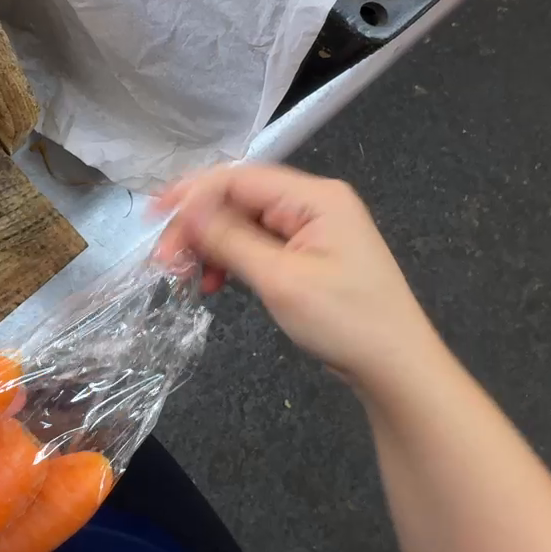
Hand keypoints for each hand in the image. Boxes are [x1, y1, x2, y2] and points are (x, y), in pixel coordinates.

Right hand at [152, 162, 443, 393]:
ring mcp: (309, 228)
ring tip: (185, 275)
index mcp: (314, 197)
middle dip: (196, 226)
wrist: (398, 372)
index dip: (189, 194)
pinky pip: (252, 243)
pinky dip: (228, 260)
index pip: (236, 179)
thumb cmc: (346, 321)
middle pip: (234, 199)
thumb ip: (228, 238)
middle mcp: (311, 203)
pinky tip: (214, 283)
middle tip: (165, 259)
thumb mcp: (280, 279)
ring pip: (239, 222)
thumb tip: (183, 209)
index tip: (152, 217)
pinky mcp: (304, 253)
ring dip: (208, 246)